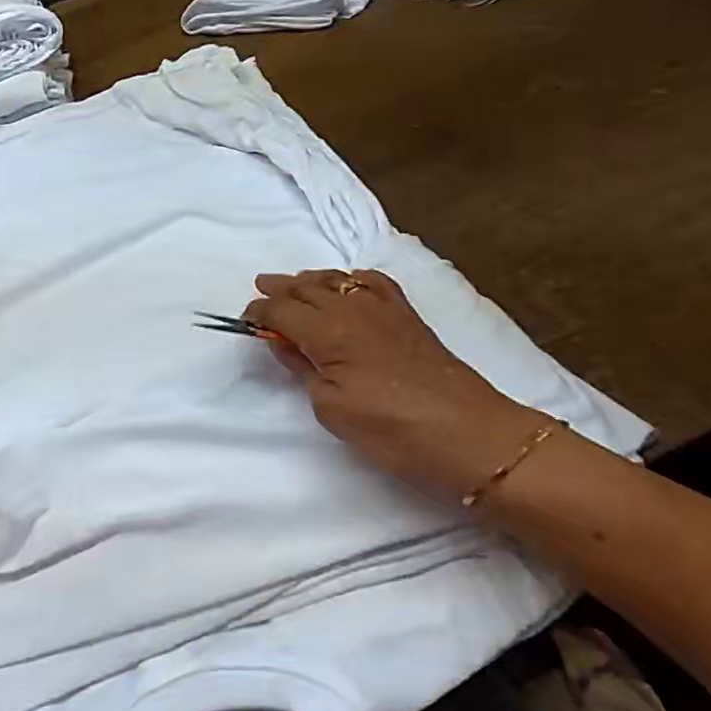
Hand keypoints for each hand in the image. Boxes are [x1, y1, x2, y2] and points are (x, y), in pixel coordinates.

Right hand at [246, 269, 549, 503]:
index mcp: (329, 329)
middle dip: (282, 288)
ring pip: (340, 280)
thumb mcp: (332, 407)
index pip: (284, 310)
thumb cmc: (390, 429)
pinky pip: (374, 282)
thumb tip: (285, 342)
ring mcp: (385, 307)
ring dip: (313, 279)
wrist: (465, 432)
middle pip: (309, 288)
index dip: (261, 312)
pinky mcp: (408, 315)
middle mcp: (354, 307)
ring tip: (296, 282)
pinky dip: (353, 279)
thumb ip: (304, 368)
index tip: (245, 318)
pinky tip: (350, 284)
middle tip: (262, 287)